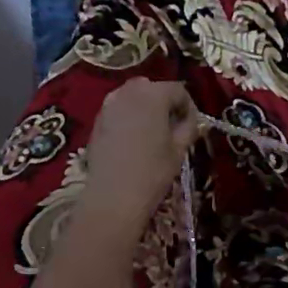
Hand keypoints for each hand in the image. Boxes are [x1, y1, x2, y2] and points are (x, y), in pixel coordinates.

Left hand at [83, 79, 198, 210]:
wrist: (113, 197)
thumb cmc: (152, 173)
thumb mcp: (178, 151)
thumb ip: (188, 128)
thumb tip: (189, 121)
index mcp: (153, 94)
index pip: (178, 90)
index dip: (188, 107)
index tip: (191, 127)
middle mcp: (129, 91)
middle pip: (153, 90)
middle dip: (164, 105)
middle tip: (171, 129)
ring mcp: (108, 105)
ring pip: (133, 99)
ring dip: (145, 111)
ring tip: (151, 136)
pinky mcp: (96, 122)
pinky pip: (118, 113)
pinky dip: (128, 121)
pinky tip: (132, 143)